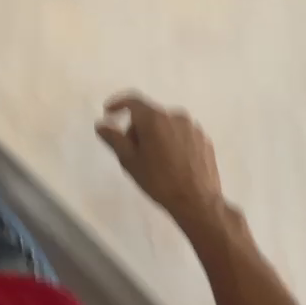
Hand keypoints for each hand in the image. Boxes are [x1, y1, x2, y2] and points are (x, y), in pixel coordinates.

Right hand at [96, 93, 236, 234]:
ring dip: (157, 135)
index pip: (132, 101)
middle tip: (134, 151)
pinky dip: (173, 142)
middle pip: (150, 115)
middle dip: (138, 128)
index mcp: (154, 119)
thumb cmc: (158, 180)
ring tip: (156, 161)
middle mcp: (175, 116)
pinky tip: (173, 163)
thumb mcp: (129, 161)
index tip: (108, 112)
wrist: (198, 203)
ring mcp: (193, 128)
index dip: (118, 104)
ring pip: (167, 125)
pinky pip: (182, 134)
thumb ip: (113, 139)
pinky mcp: (204, 140)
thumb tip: (101, 125)